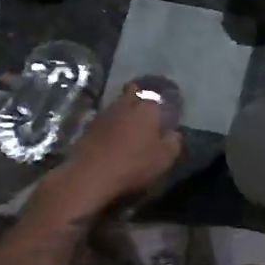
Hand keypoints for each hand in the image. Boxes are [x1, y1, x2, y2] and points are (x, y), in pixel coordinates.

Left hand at [51, 80, 183, 206]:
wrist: (91, 173)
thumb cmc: (134, 164)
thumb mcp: (165, 158)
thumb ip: (174, 142)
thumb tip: (174, 133)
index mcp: (148, 107)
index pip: (158, 96)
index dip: (161, 104)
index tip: (164, 115)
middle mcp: (126, 103)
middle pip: (134, 91)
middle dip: (139, 97)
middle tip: (145, 112)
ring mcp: (106, 112)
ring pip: (118, 103)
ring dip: (124, 110)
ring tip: (128, 125)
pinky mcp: (90, 124)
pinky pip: (106, 118)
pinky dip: (110, 123)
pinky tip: (112, 136)